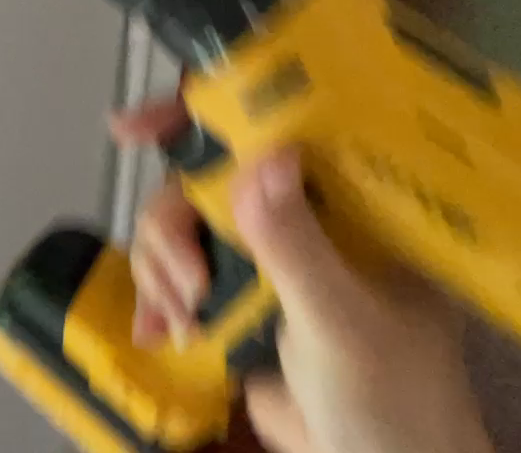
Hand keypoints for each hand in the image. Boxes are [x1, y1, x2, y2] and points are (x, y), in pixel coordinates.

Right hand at [109, 106, 495, 452]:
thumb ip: (295, 245)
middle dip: (172, 232)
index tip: (132, 130)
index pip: (262, 133)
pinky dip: (154, 298)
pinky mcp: (226, 292)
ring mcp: (254, 255)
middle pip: (193, 182)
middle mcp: (291, 217)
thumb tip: (265, 157)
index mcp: (337, 208)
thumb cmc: (389, 402)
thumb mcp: (342, 321)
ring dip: (162, 275)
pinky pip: (165, 269)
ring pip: (170, 226)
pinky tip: (160, 332)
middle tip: (190, 284)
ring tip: (189, 325)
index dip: (194, 118)